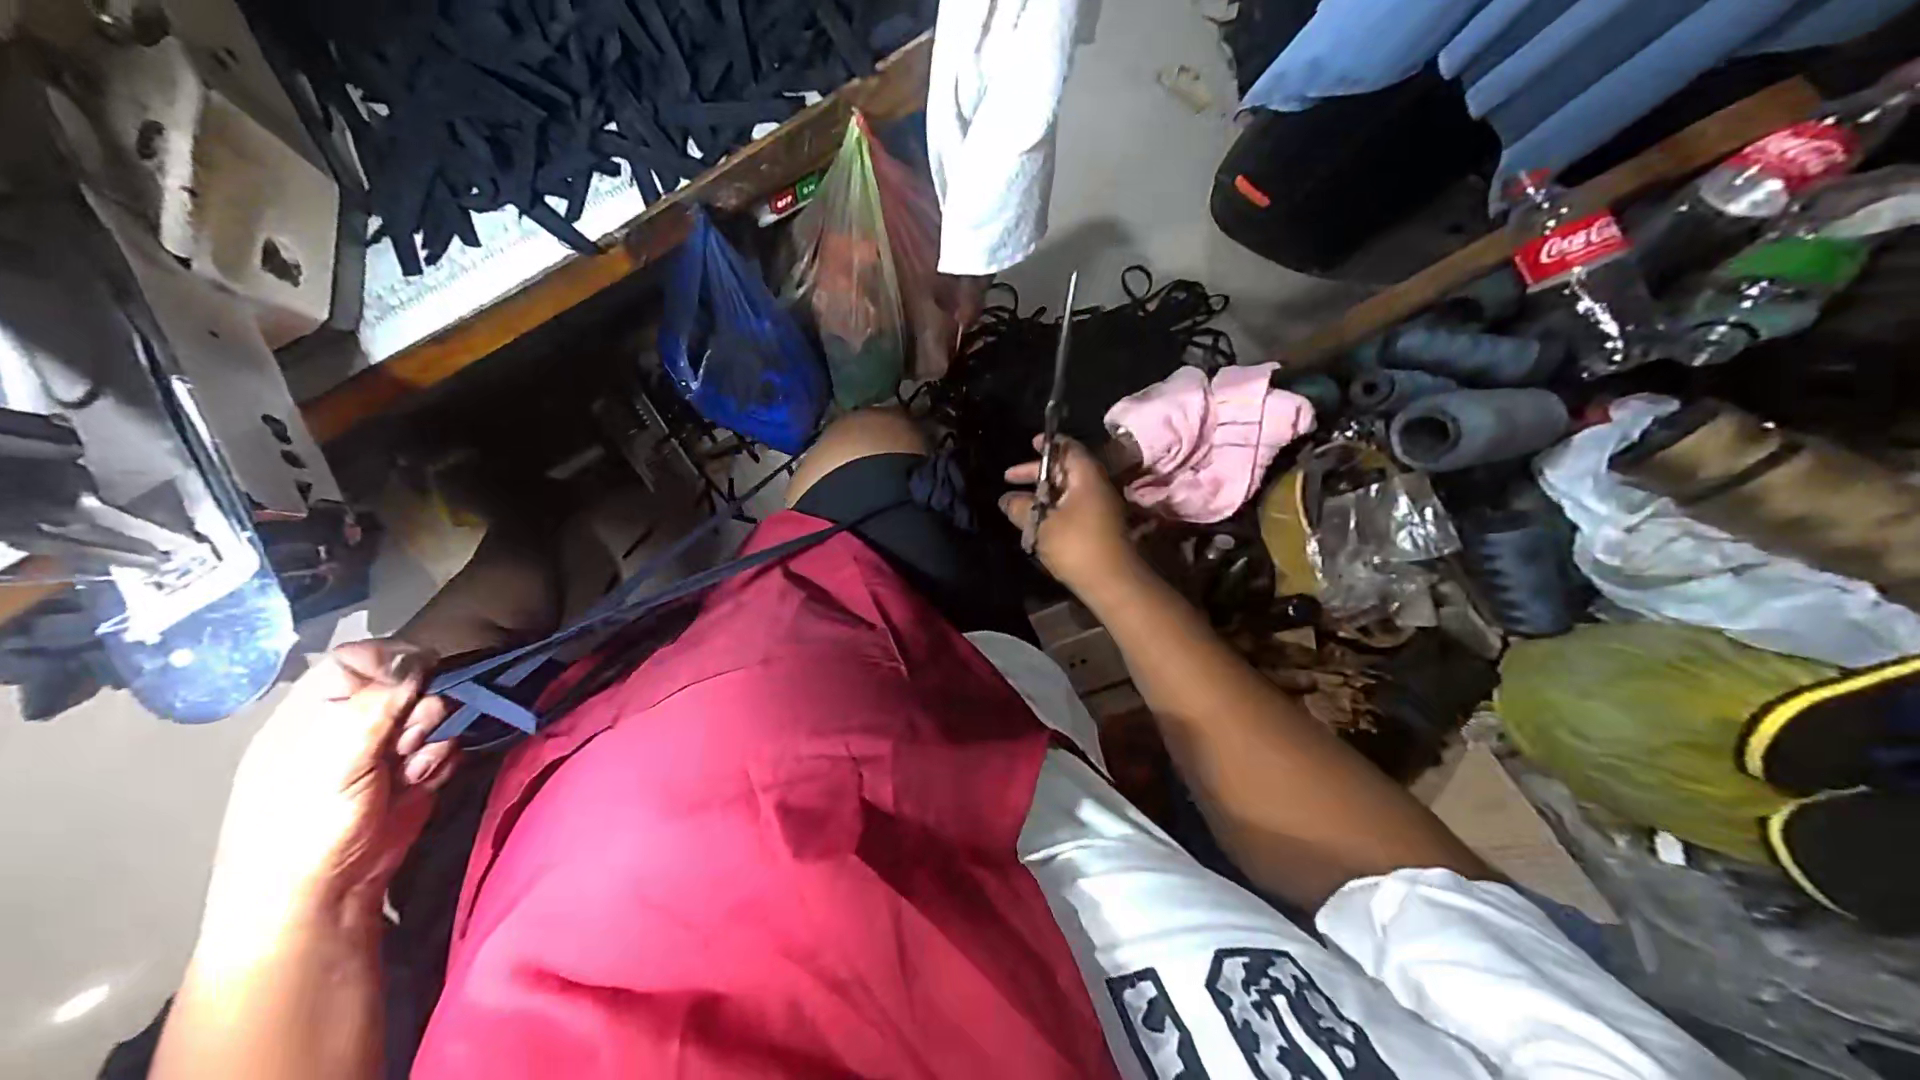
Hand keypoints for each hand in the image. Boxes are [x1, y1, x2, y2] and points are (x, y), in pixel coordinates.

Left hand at [201, 641, 457, 945]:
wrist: (320, 898)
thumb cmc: (307, 825)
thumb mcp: (336, 756)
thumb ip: (377, 702)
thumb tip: (417, 660)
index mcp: (316, 712)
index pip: (362, 657)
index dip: (394, 661)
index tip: (417, 680)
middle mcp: (352, 723)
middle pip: (410, 684)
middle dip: (419, 709)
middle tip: (404, 741)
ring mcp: (384, 749)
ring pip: (435, 715)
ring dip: (432, 739)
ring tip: (409, 770)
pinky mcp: (414, 771)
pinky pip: (446, 746)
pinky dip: (439, 761)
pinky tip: (420, 783)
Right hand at [1000, 435, 1143, 596]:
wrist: (1113, 581)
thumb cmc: (1076, 545)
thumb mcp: (1041, 524)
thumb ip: (1020, 508)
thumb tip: (1006, 499)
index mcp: (1086, 476)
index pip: (1067, 449)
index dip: (1047, 445)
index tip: (1029, 444)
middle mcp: (1096, 486)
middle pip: (1064, 470)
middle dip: (1036, 474)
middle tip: (1009, 478)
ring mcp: (1100, 507)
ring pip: (1066, 492)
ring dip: (1042, 495)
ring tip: (1016, 503)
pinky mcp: (1098, 527)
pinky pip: (1072, 508)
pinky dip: (1052, 509)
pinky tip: (1034, 522)